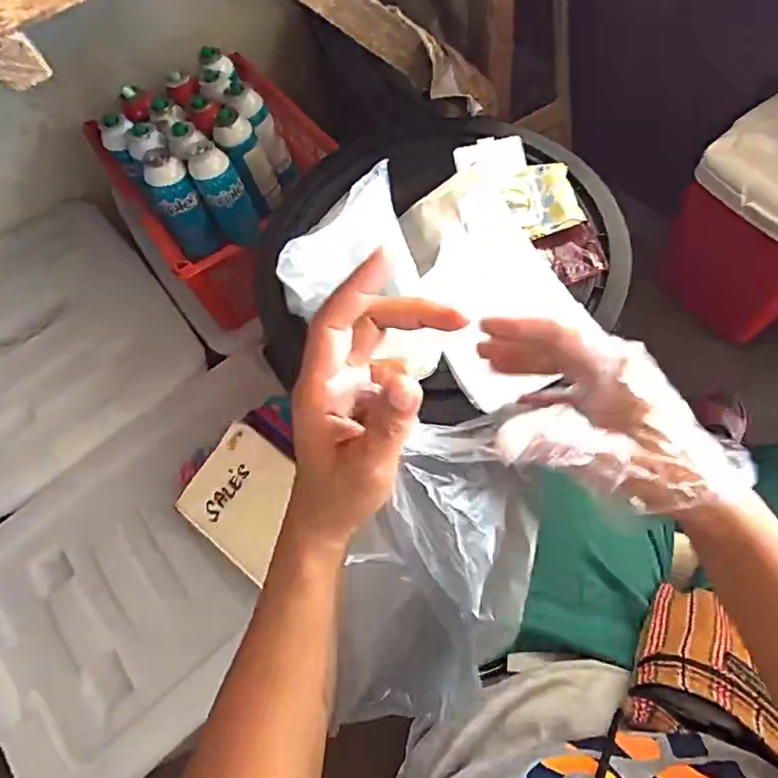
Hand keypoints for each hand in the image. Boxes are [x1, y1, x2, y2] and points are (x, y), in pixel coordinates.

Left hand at [285, 251, 466, 549]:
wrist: (325, 522)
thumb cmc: (338, 497)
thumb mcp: (369, 465)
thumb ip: (389, 424)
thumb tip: (409, 380)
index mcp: (320, 385)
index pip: (335, 321)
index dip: (357, 285)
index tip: (385, 255)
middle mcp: (331, 376)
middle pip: (366, 323)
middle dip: (409, 311)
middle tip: (457, 316)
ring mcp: (345, 385)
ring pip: (377, 340)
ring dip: (412, 329)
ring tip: (454, 327)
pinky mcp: (359, 397)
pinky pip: (385, 364)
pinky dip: (406, 361)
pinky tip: (421, 377)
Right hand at [477, 318, 743, 514]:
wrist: (707, 493)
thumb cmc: (662, 473)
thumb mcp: (606, 460)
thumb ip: (553, 444)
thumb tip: (501, 440)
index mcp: (616, 369)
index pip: (562, 334)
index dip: (521, 327)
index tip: (487, 324)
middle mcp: (618, 366)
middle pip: (560, 343)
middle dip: (519, 343)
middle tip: (481, 345)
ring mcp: (619, 382)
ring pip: (566, 361)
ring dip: (530, 361)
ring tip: (493, 364)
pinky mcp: (619, 401)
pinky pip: (575, 382)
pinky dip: (547, 384)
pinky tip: (525, 395)